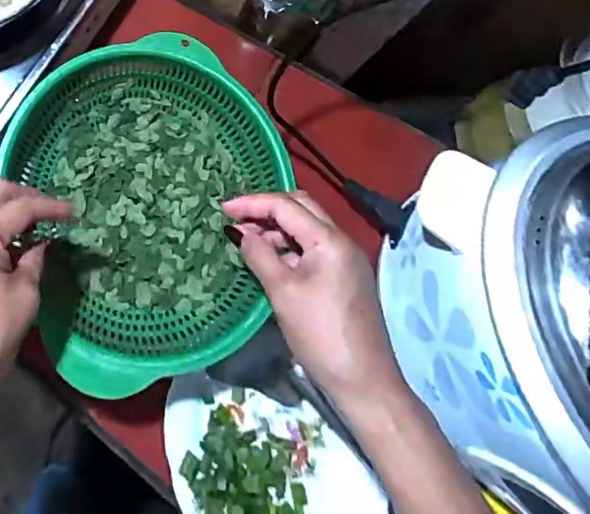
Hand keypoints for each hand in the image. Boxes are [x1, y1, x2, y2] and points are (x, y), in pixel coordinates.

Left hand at [0, 180, 72, 410]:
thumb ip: (34, 261)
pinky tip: (9, 249)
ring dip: (5, 213)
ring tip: (34, 227)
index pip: (20, 207)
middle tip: (52, 210)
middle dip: (24, 196)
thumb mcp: (24, 298)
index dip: (50, 206)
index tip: (74, 212)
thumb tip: (41, 243)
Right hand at [223, 190, 403, 400]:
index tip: (223, 209)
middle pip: (300, 207)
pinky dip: (289, 244)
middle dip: (266, 208)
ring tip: (248, 239)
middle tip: (237, 218)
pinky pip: (313, 246)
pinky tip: (270, 257)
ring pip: (307, 226)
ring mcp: (346, 259)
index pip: (285, 206)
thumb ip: (258, 254)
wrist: (366, 385)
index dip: (251, 203)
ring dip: (277, 227)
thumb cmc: (320, 334)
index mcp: (329, 240)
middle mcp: (342, 242)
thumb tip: (240, 232)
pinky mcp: (346, 276)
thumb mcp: (282, 291)